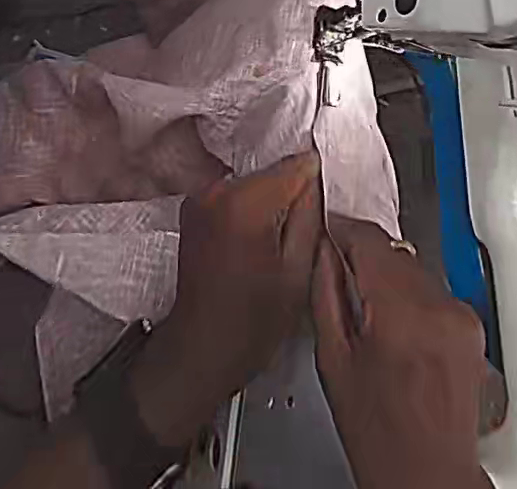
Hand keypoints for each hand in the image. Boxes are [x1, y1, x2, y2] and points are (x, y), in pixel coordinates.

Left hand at [130, 151, 322, 445]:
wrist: (199, 350)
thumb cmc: (250, 324)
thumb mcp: (298, 271)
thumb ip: (311, 214)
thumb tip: (315, 179)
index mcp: (244, 204)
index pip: (295, 166)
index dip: (315, 182)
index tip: (321, 205)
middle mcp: (217, 191)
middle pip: (273, 172)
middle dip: (292, 192)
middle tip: (299, 231)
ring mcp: (201, 198)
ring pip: (256, 180)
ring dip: (271, 199)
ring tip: (276, 240)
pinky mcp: (195, 206)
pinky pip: (237, 192)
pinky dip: (251, 206)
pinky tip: (256, 240)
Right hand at [313, 215, 491, 488]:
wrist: (429, 476)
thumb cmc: (378, 433)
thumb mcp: (334, 360)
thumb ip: (326, 292)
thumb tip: (324, 248)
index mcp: (399, 313)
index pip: (370, 239)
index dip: (344, 230)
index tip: (330, 231)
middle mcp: (437, 306)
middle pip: (393, 252)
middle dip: (365, 256)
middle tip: (340, 272)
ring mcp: (460, 314)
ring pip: (413, 266)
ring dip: (389, 275)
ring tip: (369, 309)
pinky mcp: (472, 324)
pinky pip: (433, 288)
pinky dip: (413, 294)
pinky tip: (398, 325)